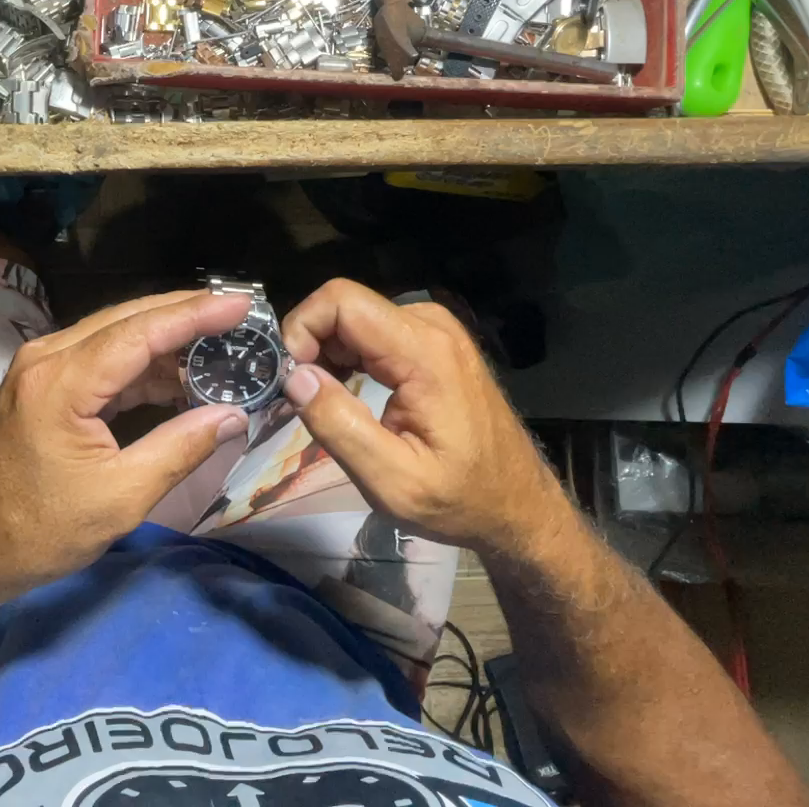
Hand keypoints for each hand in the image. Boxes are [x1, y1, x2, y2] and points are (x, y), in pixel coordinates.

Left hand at [0, 291, 253, 622]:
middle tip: (238, 315)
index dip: (193, 316)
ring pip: (114, 335)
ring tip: (221, 344)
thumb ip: (179, 448)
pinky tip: (179, 374)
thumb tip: (233, 415)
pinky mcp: (44, 382)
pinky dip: (141, 364)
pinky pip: (101, 358)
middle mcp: (45, 359)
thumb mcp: (121, 497)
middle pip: (126, 321)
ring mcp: (41, 367)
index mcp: (58, 383)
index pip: (137, 333)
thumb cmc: (43, 531)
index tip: (240, 305)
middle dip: (184, 315)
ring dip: (166, 340)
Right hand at [279, 280, 571, 556]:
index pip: (341, 301)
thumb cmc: (459, 500)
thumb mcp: (392, 481)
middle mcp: (430, 326)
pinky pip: (370, 330)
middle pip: (344, 306)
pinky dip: (345, 356)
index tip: (291, 377)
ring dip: (325, 353)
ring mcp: (433, 331)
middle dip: (310, 345)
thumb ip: (338, 426)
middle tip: (303, 398)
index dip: (302, 328)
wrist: (517, 506)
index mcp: (424, 352)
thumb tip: (293, 376)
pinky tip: (344, 393)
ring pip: (353, 317)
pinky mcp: (431, 342)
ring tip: (324, 402)